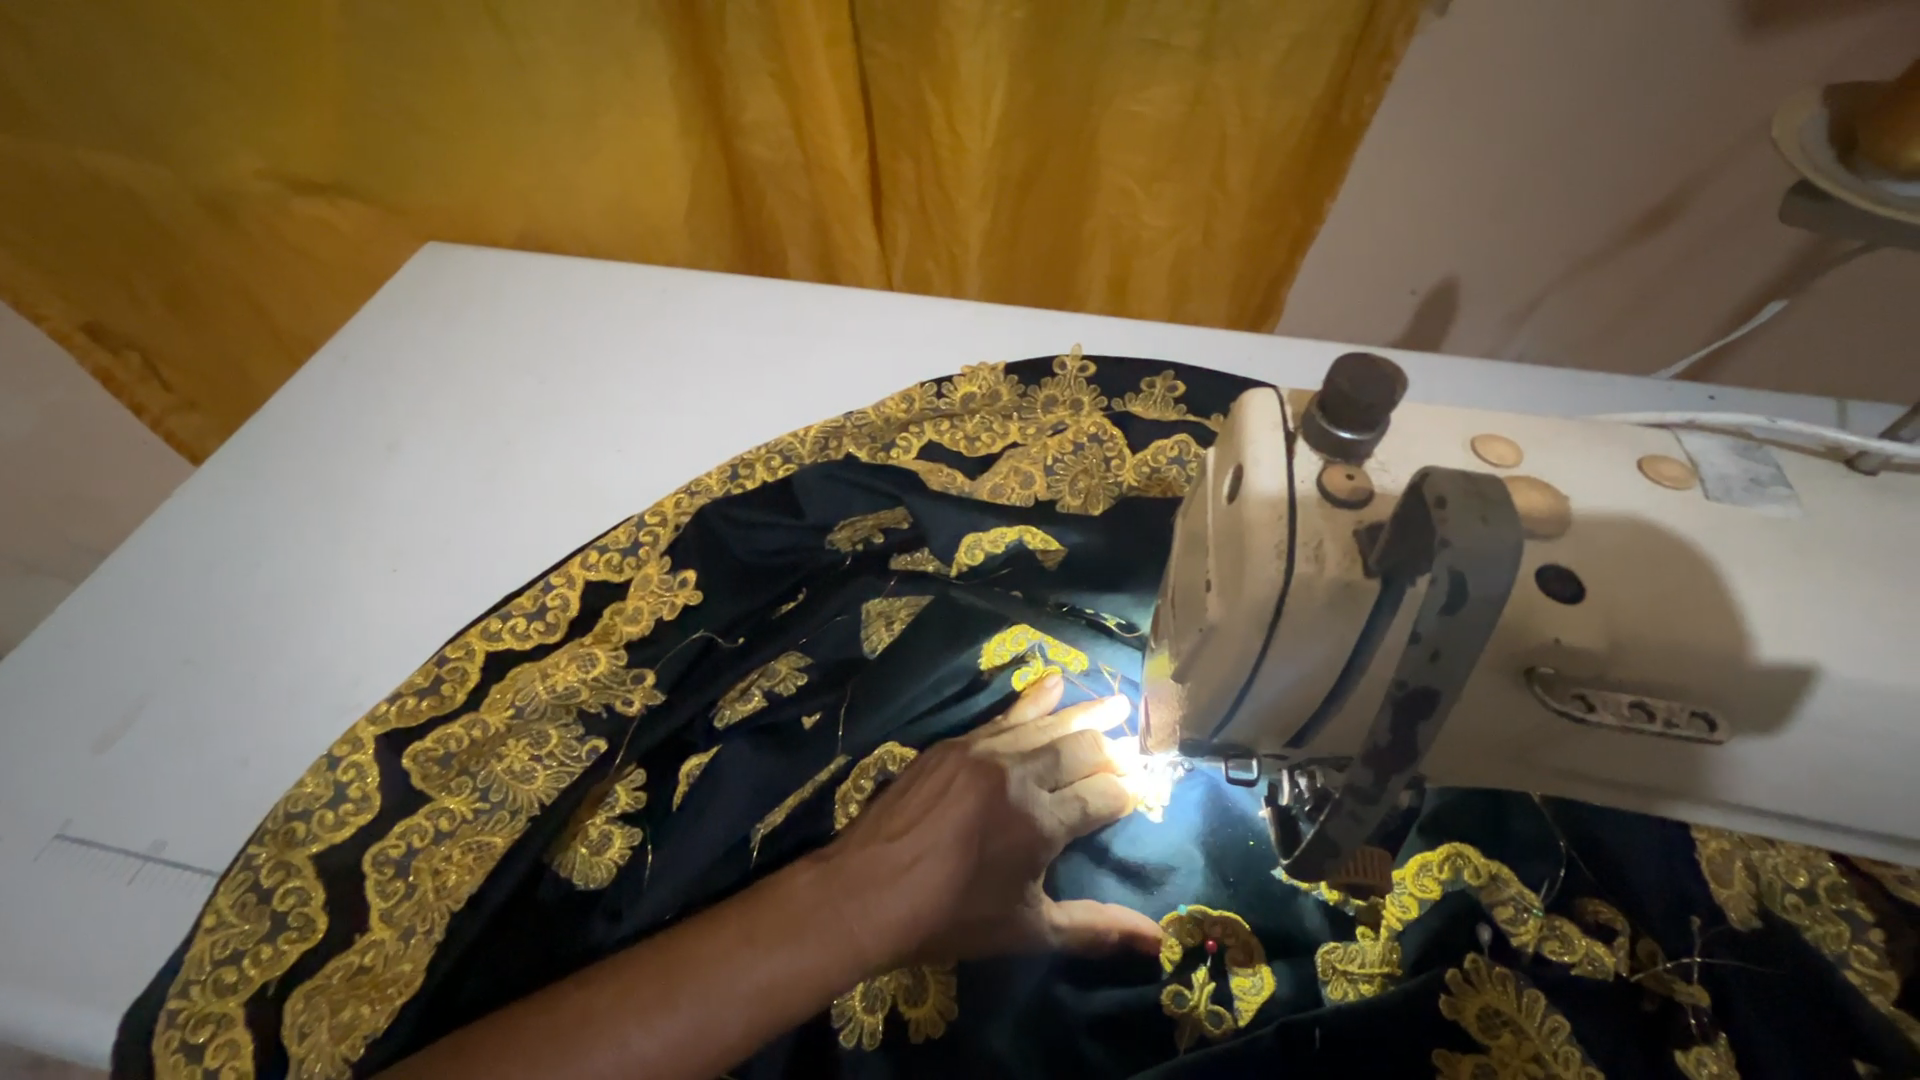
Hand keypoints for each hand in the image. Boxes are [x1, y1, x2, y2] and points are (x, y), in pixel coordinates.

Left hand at [814, 673, 1165, 974]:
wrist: (865, 891)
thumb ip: (1095, 929)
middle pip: (1081, 750)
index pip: (1104, 796)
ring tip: (1118, 702)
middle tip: (1137, 748)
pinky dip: (1034, 700)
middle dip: (1113, 751)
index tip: (1142, 791)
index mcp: (1040, 823)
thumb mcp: (1027, 930)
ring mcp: (983, 753)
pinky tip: (1055, 684)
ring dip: (1086, 714)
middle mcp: (1018, 776)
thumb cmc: (949, 917)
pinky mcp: (954, 744)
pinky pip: (1004, 716)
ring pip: (1048, 725)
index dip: (1128, 793)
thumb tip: (1158, 941)